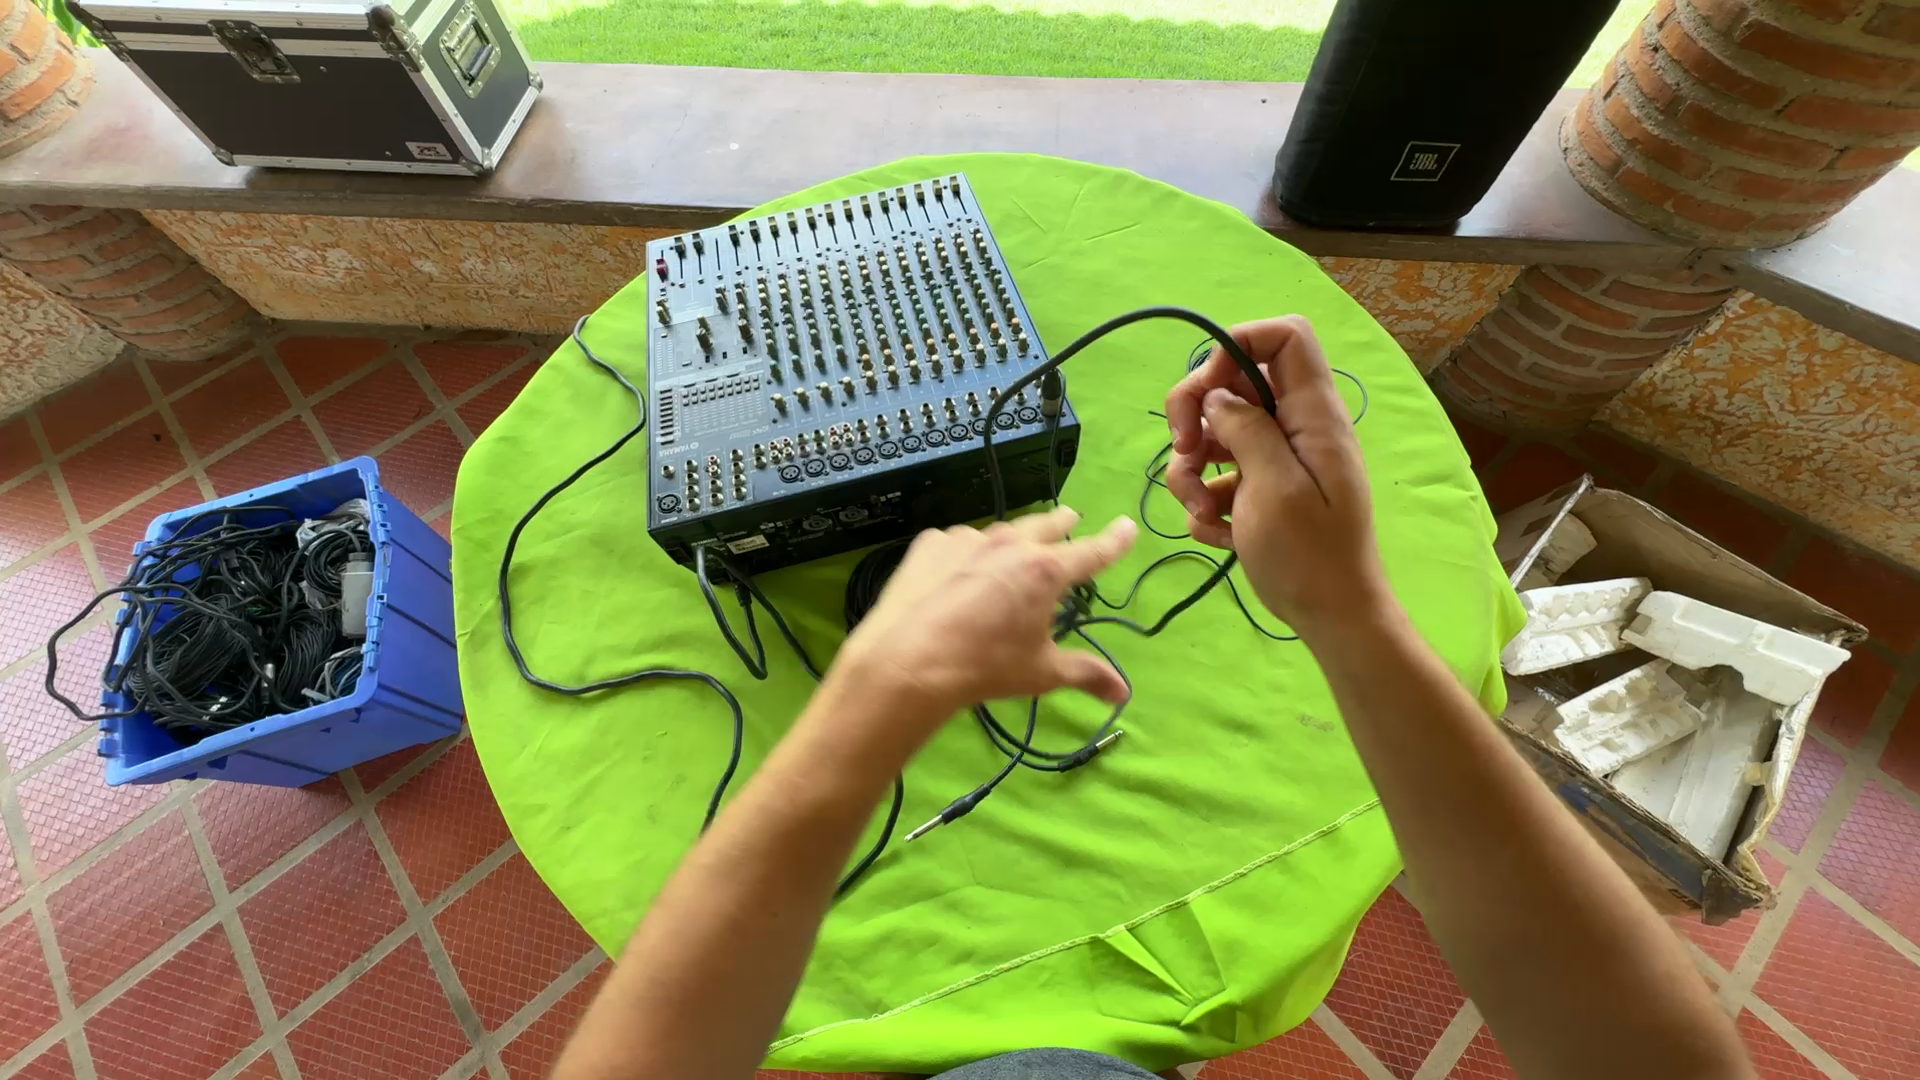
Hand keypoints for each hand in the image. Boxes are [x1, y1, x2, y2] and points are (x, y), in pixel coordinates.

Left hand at [829, 507, 1136, 744]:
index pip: (1092, 551)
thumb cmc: (985, 666)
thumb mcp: (1041, 672)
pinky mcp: (931, 544)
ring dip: (1011, 539)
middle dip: (1063, 522)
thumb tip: (1123, 694)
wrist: (910, 658)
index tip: (1127, 526)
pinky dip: (965, 554)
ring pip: (999, 532)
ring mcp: (967, 539)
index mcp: (1046, 570)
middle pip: (1046, 525)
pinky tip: (956, 573)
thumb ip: (1085, 675)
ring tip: (1010, 550)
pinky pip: (956, 543)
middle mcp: (1011, 544)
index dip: (1114, 541)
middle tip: (1071, 519)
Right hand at [1164, 316, 1389, 636]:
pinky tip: (1216, 532)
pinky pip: (1218, 476)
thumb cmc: (1310, 554)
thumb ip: (1247, 431)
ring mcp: (1274, 459)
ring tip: (1200, 510)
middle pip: (1234, 383)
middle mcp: (1294, 427)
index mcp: (1313, 415)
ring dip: (1192, 469)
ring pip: (1216, 433)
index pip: (1285, 337)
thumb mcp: (1276, 488)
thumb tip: (1217, 398)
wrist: (1329, 614)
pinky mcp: (1258, 490)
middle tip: (1183, 450)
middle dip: (1195, 414)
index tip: (1207, 390)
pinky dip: (1205, 501)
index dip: (1238, 345)